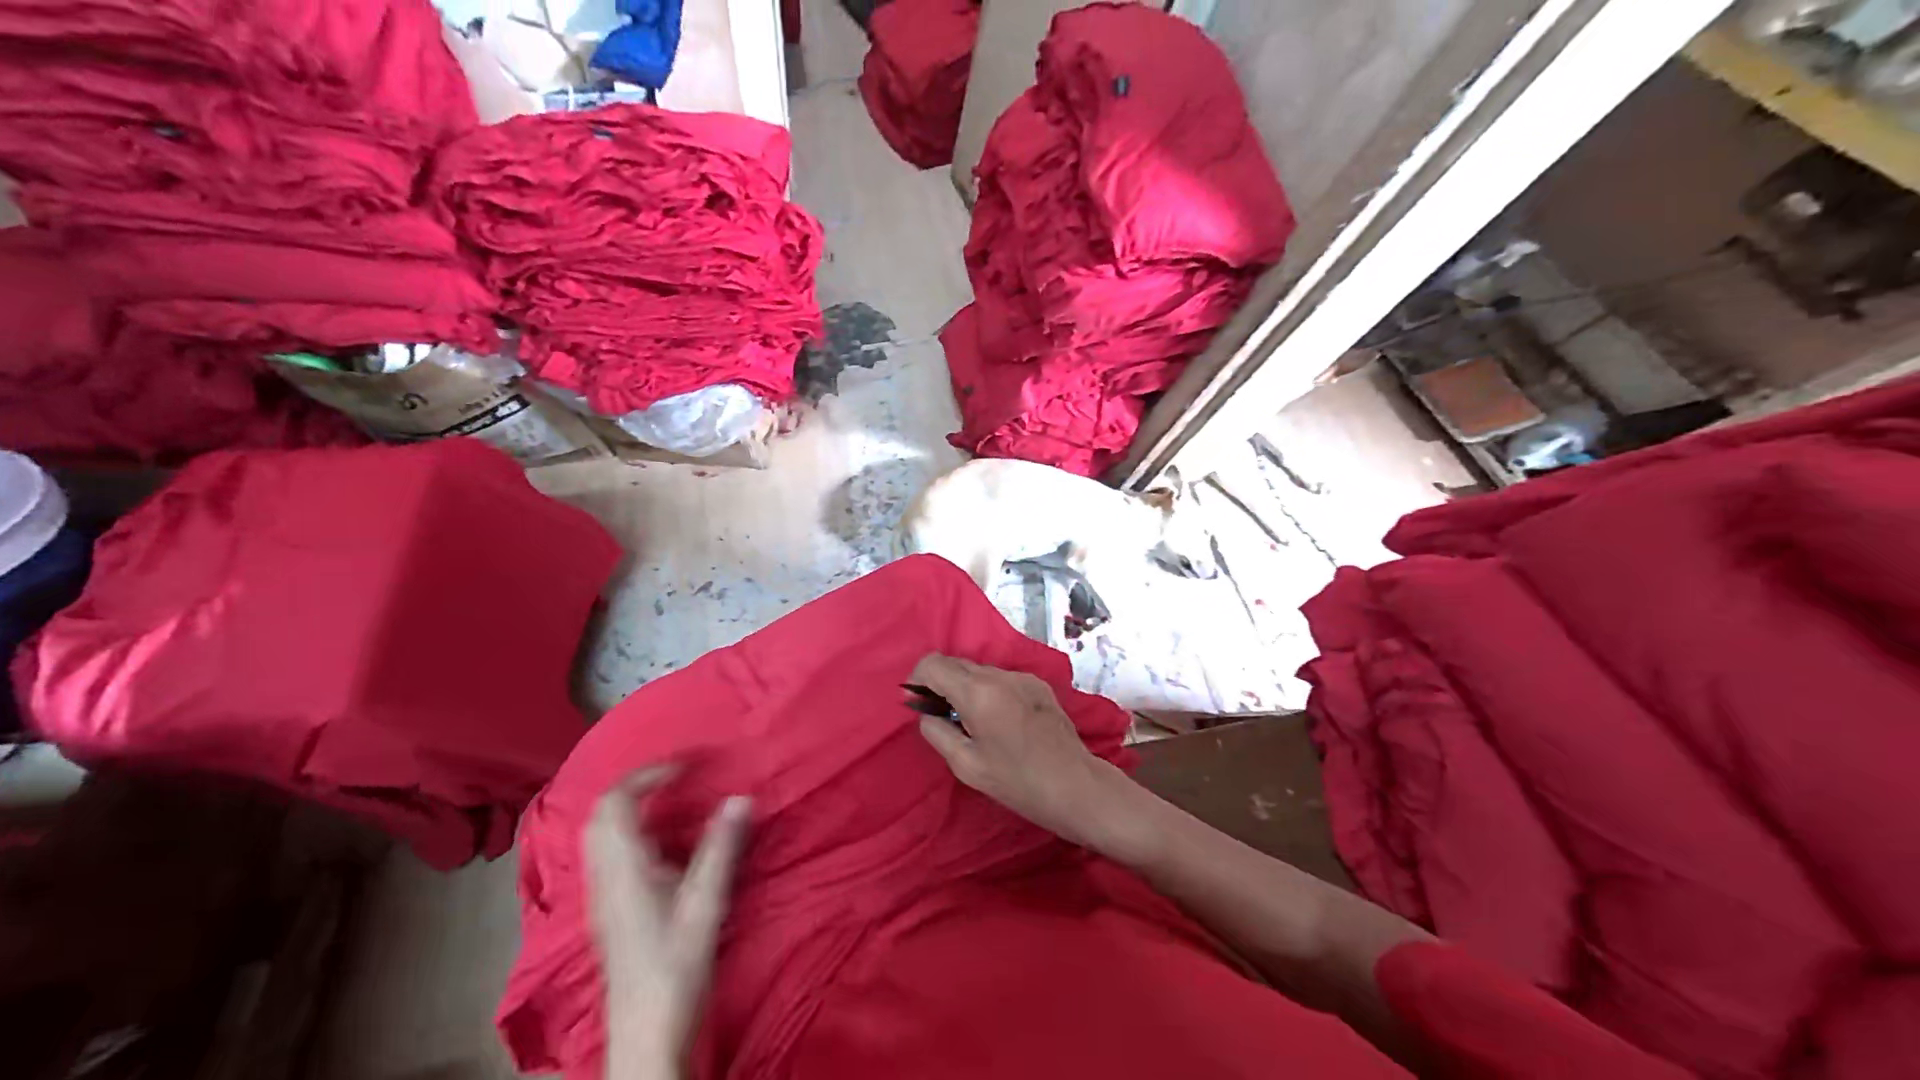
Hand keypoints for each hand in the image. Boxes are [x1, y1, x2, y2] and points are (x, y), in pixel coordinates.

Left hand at [584, 767, 750, 1079]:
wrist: (645, 1032)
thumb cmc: (675, 965)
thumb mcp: (706, 903)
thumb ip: (722, 848)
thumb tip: (741, 798)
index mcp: (624, 868)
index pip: (617, 802)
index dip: (647, 775)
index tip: (685, 766)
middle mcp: (605, 876)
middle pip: (601, 814)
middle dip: (634, 786)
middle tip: (674, 779)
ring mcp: (603, 896)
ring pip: (601, 835)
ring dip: (630, 808)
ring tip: (669, 803)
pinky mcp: (610, 912)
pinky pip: (609, 854)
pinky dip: (631, 833)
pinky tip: (662, 847)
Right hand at [910, 654, 1127, 850]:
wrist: (1075, 786)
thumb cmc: (1017, 782)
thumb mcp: (966, 765)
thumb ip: (937, 732)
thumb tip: (925, 713)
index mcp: (978, 693)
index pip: (933, 664)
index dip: (916, 680)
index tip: (915, 703)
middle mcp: (1000, 675)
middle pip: (955, 663)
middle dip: (939, 683)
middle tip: (939, 717)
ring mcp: (1023, 676)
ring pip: (979, 670)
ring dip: (965, 688)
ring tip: (970, 723)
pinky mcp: (1039, 684)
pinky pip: (1001, 679)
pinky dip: (988, 691)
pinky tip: (998, 722)